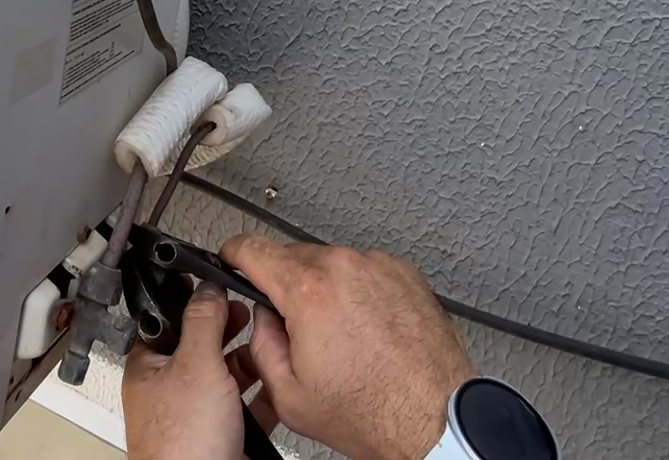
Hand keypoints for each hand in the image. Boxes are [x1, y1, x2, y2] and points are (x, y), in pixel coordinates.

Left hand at [122, 283, 278, 459]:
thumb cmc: (181, 446)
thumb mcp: (195, 364)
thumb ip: (203, 320)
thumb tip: (208, 287)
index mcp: (149, 366)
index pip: (172, 318)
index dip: (198, 299)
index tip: (223, 286)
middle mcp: (170, 389)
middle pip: (203, 344)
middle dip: (230, 329)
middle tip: (252, 315)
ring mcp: (196, 416)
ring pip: (226, 376)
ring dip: (249, 361)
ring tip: (270, 347)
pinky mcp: (221, 440)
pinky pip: (245, 408)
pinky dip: (263, 396)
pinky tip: (279, 386)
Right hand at [223, 237, 472, 459]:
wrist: (437, 420)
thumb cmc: (373, 411)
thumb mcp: (290, 396)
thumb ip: (261, 344)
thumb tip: (263, 318)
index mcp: (308, 290)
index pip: (253, 249)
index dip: (234, 254)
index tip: (231, 257)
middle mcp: (342, 266)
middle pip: (291, 256)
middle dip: (285, 284)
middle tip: (298, 327)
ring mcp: (375, 264)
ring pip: (329, 262)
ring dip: (324, 287)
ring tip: (343, 335)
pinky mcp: (401, 271)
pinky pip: (362, 269)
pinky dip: (357, 289)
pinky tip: (367, 327)